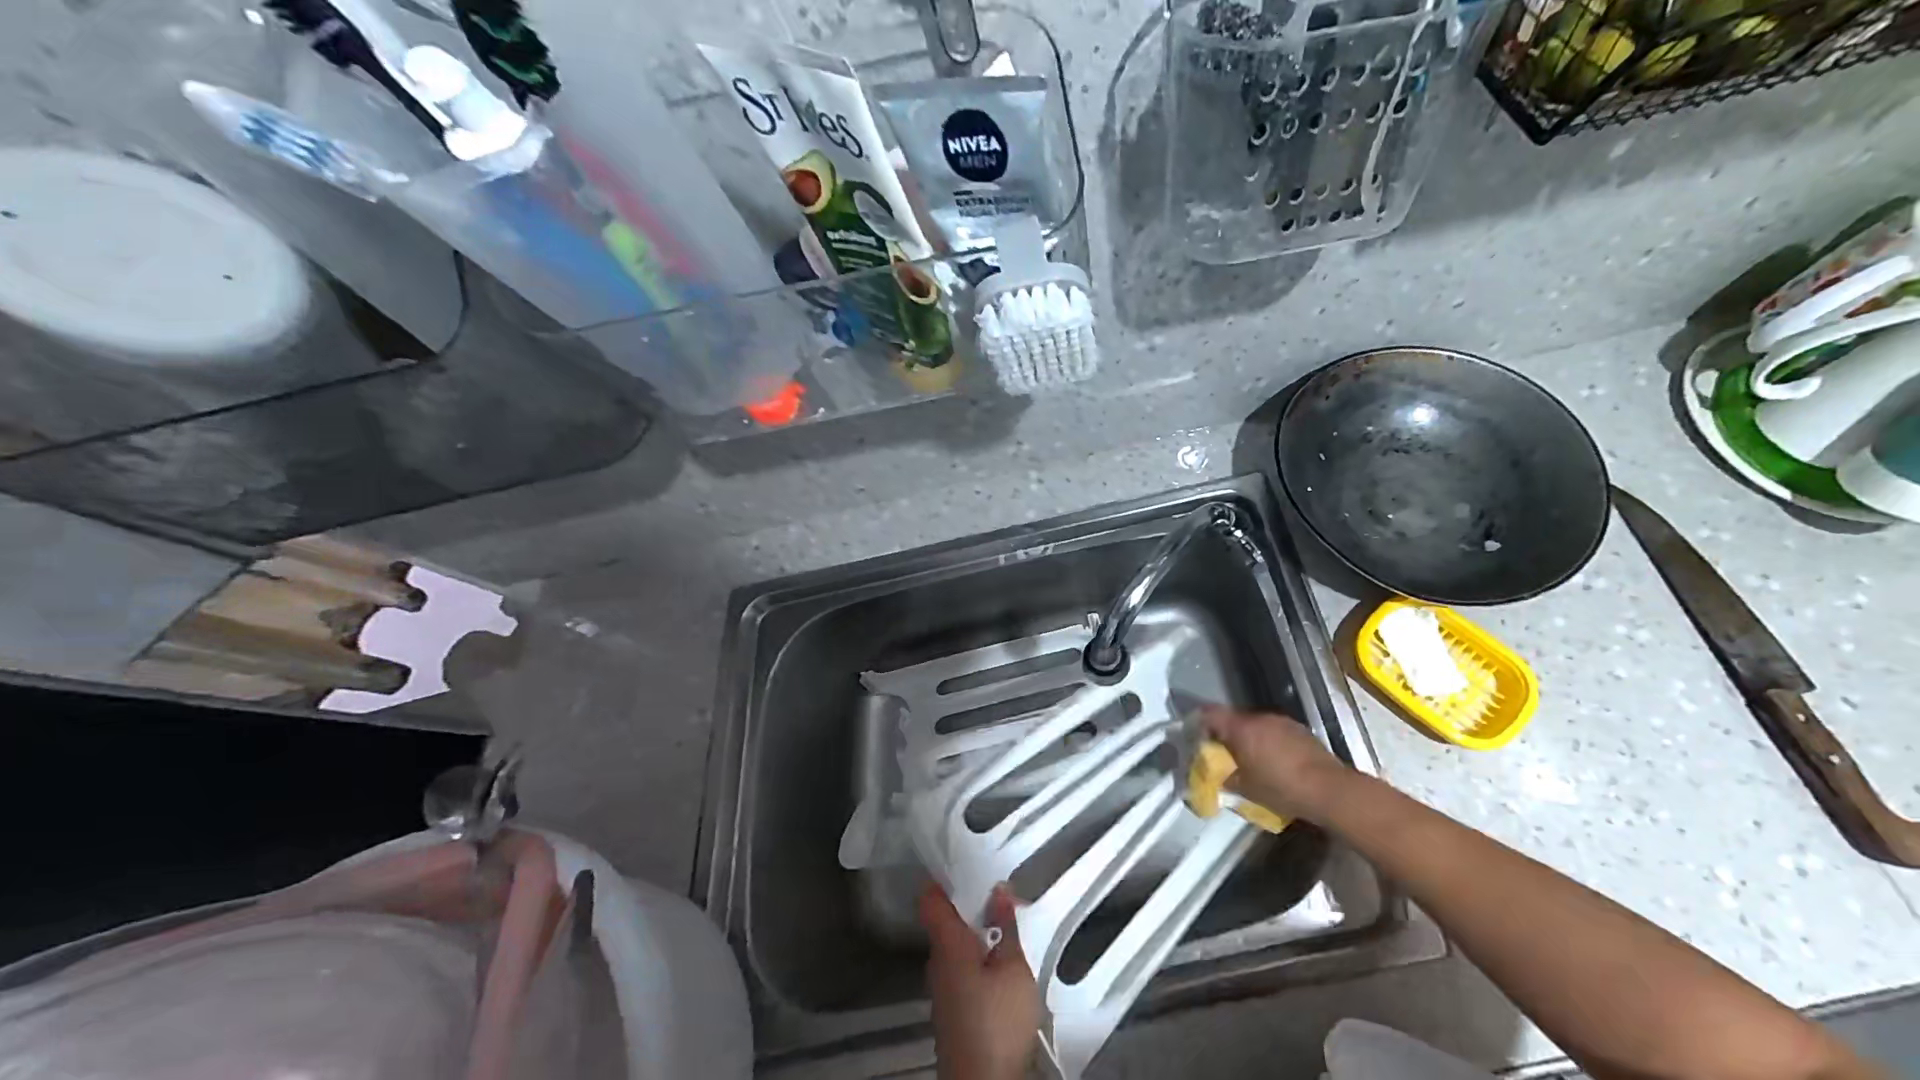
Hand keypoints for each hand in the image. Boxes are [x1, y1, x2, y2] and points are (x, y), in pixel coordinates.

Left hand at [920, 882, 1041, 1079]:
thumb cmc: (997, 1022)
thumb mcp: (1015, 970)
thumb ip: (1008, 927)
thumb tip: (999, 891)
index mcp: (947, 943)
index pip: (930, 897)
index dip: (943, 876)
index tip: (964, 863)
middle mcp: (936, 960)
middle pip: (945, 920)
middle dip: (972, 907)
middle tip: (1002, 897)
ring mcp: (941, 987)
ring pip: (955, 946)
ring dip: (978, 935)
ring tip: (1008, 929)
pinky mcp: (951, 1009)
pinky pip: (960, 970)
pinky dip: (978, 960)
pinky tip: (1001, 966)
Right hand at [1201, 706, 1351, 820]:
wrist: (1329, 790)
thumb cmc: (1280, 788)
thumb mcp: (1244, 788)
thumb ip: (1224, 777)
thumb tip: (1216, 774)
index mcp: (1241, 728)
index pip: (1210, 714)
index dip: (1199, 722)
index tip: (1195, 735)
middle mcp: (1260, 718)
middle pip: (1234, 719)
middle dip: (1227, 735)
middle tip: (1223, 753)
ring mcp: (1283, 722)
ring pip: (1257, 725)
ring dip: (1250, 739)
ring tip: (1251, 760)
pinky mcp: (1301, 731)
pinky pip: (1276, 732)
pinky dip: (1270, 743)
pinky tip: (1275, 762)